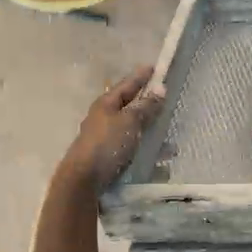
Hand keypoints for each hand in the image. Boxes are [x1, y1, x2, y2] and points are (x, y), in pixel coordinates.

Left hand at [58, 66, 163, 192]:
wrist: (83, 183)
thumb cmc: (107, 144)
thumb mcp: (130, 121)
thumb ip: (146, 105)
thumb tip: (160, 88)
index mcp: (106, 104)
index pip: (127, 85)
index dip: (141, 76)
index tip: (155, 68)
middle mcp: (104, 119)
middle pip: (130, 108)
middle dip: (148, 105)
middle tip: (166, 100)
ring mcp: (105, 140)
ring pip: (133, 131)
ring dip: (151, 134)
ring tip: (169, 141)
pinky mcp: (108, 159)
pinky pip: (132, 151)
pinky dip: (146, 153)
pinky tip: (160, 161)